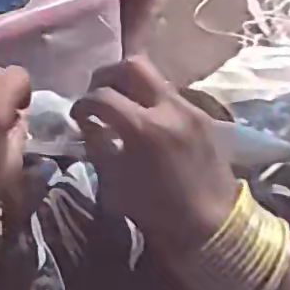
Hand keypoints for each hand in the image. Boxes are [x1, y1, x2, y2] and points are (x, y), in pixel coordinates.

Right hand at [73, 58, 239, 274]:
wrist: (212, 224)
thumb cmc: (156, 208)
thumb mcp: (113, 179)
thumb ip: (97, 143)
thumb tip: (87, 123)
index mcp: (143, 128)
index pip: (101, 95)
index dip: (82, 103)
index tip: (77, 116)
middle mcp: (169, 109)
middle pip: (132, 65)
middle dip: (106, 75)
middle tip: (96, 93)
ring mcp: (190, 109)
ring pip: (153, 76)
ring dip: (130, 85)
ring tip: (119, 106)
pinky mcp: (203, 116)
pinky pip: (169, 95)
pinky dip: (149, 100)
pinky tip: (143, 120)